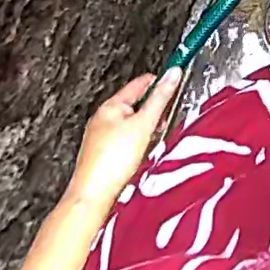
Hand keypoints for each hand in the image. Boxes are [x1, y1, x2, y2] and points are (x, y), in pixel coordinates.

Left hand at [64, 67, 180, 206]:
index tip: (176, 79)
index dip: (160, 81)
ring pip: (132, 123)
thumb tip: (172, 74)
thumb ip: (160, 98)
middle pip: (136, 103)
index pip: (141, 83)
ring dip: (146, 126)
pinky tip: (142, 151)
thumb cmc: (112, 160)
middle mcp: (103, 119)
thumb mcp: (144, 123)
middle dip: (154, 108)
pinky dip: (138, 140)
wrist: (93, 196)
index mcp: (111, 106)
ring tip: (154, 137)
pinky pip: (126, 139)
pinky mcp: (103, 154)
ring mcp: (101, 137)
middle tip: (167, 116)